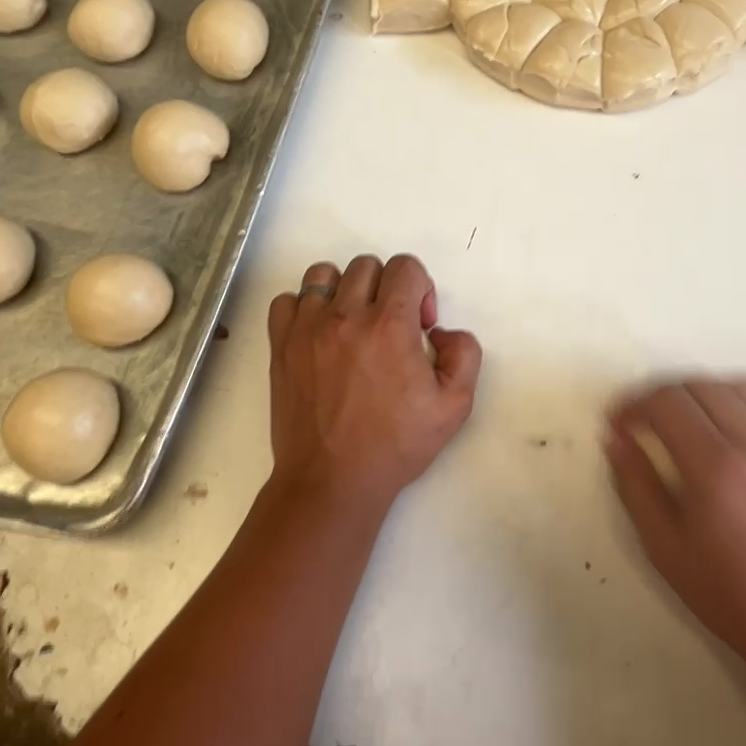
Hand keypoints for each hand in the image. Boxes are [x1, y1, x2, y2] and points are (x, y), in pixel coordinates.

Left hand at [266, 254, 482, 511]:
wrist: (333, 480)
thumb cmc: (395, 445)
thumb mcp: (454, 406)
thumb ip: (464, 355)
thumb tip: (443, 331)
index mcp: (390, 326)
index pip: (405, 266)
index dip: (421, 289)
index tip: (420, 325)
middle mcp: (346, 317)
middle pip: (367, 266)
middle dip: (386, 288)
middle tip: (390, 328)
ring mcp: (308, 330)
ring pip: (323, 274)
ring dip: (344, 290)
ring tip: (352, 324)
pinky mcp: (281, 346)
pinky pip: (286, 301)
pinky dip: (303, 308)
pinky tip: (319, 334)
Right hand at [605, 377, 745, 665]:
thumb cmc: (725, 592)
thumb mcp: (663, 546)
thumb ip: (635, 484)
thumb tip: (615, 438)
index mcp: (715, 467)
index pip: (667, 402)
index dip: (633, 405)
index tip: (616, 427)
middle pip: (697, 385)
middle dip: (658, 395)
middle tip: (636, 424)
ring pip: (731, 385)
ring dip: (694, 391)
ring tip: (674, 421)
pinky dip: (726, 400)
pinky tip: (711, 431)